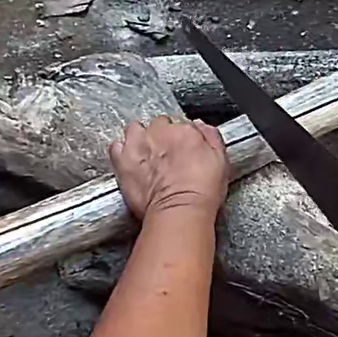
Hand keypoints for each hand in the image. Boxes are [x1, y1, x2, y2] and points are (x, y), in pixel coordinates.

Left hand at [109, 115, 228, 221]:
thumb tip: (202, 126)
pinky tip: (130, 162)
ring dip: (140, 139)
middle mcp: (160, 132)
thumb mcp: (220, 162)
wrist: (179, 211)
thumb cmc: (201, 192)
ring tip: (147, 156)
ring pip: (136, 130)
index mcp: (185, 130)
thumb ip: (211, 138)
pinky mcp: (122, 160)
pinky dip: (121, 152)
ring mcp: (138, 144)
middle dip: (161, 137)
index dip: (182, 139)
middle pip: (159, 125)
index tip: (183, 151)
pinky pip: (116, 146)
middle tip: (167, 157)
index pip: (182, 125)